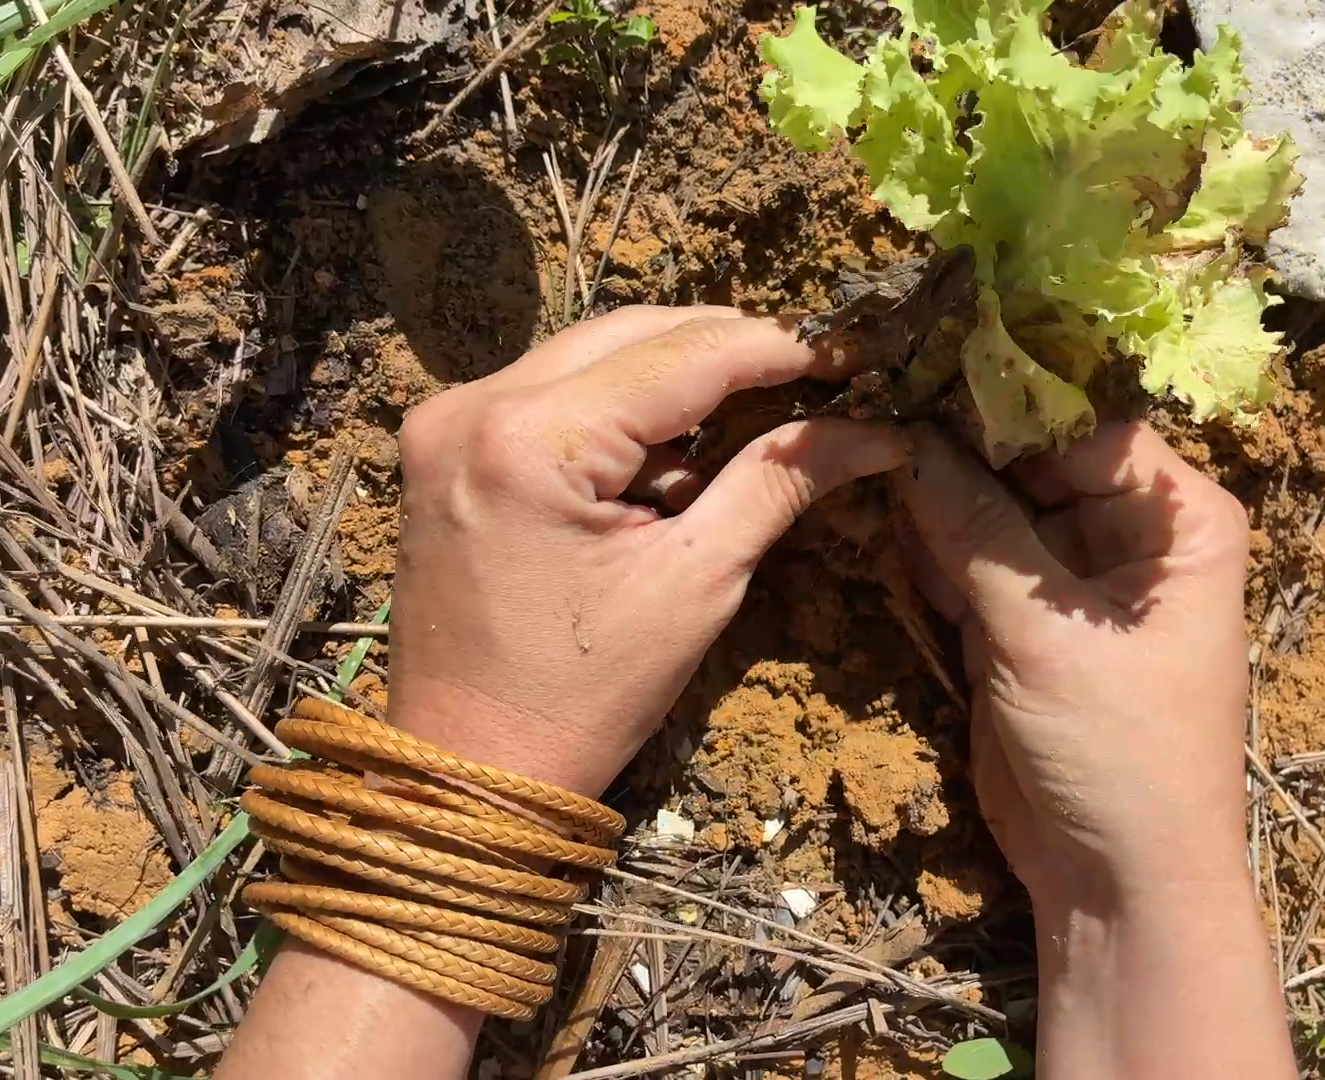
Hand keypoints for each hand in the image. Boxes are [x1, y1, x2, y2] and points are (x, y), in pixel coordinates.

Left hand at [388, 307, 907, 794]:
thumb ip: (778, 481)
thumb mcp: (699, 580)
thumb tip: (874, 433)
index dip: (776, 347)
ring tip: (751, 417)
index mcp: (533, 440)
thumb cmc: (590, 693)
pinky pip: (561, 393)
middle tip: (809, 374)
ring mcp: (451, 419)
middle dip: (730, 347)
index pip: (684, 355)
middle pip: (635, 332)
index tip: (845, 351)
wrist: (471, 764)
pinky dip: (629, 410)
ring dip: (681, 377)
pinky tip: (672, 456)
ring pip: (596, 354)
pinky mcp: (451, 445)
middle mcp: (476, 403)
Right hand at [896, 421, 1252, 904]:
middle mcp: (1123, 534)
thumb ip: (975, 533)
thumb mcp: (1045, 634)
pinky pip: (970, 563)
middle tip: (882, 414)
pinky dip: (932, 551)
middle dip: (960, 450)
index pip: (1085, 425)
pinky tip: (888, 525)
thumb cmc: (1116, 751)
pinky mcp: (1019, 618)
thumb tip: (911, 440)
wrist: (1110, 878)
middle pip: (1030, 463)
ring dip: (936, 500)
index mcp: (1173, 519)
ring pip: (991, 512)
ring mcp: (1064, 577)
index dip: (1008, 400)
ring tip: (872, 461)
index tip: (926, 374)